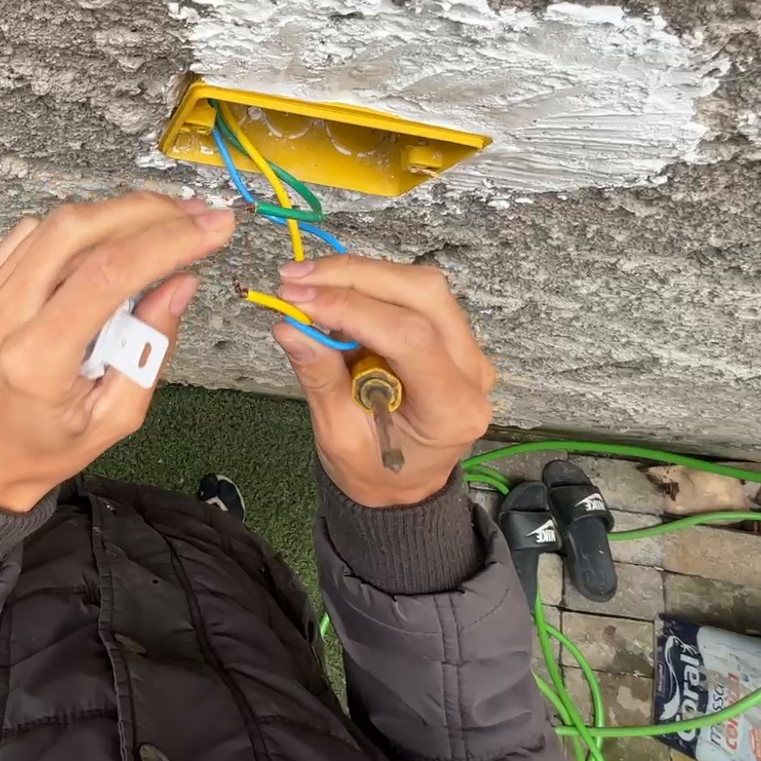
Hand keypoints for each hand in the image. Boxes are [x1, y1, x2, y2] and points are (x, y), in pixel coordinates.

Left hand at [0, 193, 236, 511]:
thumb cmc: (49, 445)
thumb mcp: (116, 416)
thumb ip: (152, 347)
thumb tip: (181, 281)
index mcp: (36, 361)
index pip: (105, 276)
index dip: (165, 242)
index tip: (213, 228)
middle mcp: (3, 318)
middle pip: (76, 231)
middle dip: (146, 211)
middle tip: (197, 215)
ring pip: (56, 224)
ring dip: (119, 213)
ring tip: (168, 221)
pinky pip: (34, 233)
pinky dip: (82, 226)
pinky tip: (114, 236)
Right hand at [270, 256, 496, 507]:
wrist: (402, 486)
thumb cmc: (372, 471)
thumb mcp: (338, 436)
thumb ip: (320, 378)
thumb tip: (288, 325)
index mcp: (452, 409)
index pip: (409, 336)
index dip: (349, 308)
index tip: (294, 299)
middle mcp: (472, 371)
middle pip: (423, 294)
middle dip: (353, 275)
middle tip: (292, 278)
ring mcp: (468, 349)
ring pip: (419, 284)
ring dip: (357, 273)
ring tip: (302, 280)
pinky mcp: (450, 335)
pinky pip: (411, 293)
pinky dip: (365, 283)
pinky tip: (327, 289)